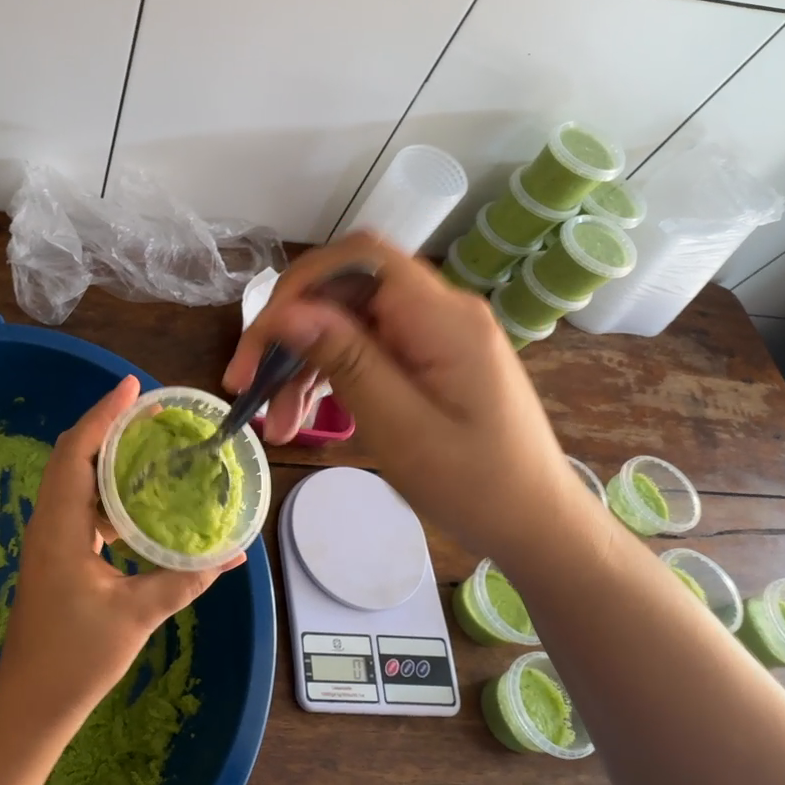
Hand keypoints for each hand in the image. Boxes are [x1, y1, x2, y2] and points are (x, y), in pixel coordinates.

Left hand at [0, 376, 242, 722]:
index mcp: (60, 525)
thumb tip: (231, 554)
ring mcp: (51, 535)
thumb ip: (182, 580)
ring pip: (75, 476)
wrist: (32, 701)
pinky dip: (107, 486)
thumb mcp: (136, 615)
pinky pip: (81, 501)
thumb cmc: (76, 656)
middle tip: (149, 408)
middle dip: (107, 424)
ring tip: (148, 440)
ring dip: (106, 453)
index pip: (78, 451)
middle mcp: (49, 520)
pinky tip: (139, 496)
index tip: (134, 387)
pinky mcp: (58, 551)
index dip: (104, 414)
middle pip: (72, 454)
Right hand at [224, 233, 577, 561]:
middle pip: (344, 290)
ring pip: (346, 321)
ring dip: (302, 363)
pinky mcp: (427, 356)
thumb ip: (346, 361)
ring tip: (276, 423)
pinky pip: (364, 347)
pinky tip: (302, 417)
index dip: (301, 283)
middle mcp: (438, 310)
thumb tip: (289, 311)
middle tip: (247, 383)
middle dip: (289, 331)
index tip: (263, 336)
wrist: (537, 527)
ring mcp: (432, 332)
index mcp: (441, 317)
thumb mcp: (401, 427)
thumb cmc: (476, 486)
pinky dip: (329, 376)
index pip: (358, 258)